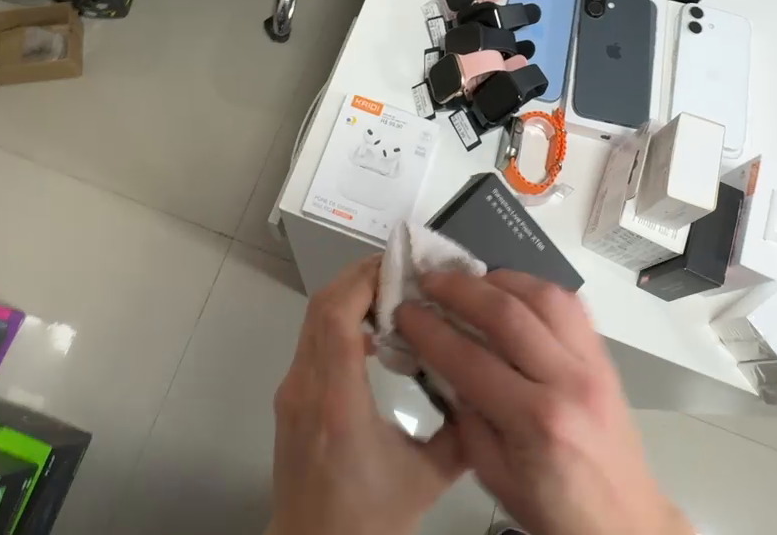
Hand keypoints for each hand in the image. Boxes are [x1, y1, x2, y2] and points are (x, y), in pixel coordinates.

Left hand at [268, 255, 465, 534]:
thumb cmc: (368, 521)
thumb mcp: (426, 478)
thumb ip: (460, 431)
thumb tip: (486, 384)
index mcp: (337, 404)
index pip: (337, 316)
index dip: (364, 281)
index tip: (399, 267)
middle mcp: (306, 388)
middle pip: (321, 306)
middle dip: (360, 278)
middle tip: (402, 272)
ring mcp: (292, 391)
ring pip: (313, 319)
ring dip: (349, 296)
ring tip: (392, 294)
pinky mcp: (290, 397)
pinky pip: (312, 340)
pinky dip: (340, 320)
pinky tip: (373, 332)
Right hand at [397, 270, 694, 534]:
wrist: (624, 521)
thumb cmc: (555, 508)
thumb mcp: (493, 474)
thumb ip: (466, 414)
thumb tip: (443, 360)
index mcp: (536, 423)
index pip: (469, 359)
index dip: (429, 329)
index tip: (404, 310)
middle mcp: (567, 383)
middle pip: (506, 313)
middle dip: (458, 289)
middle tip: (428, 280)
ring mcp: (593, 364)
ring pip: (542, 295)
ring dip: (497, 279)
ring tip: (467, 279)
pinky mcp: (605, 356)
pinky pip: (569, 304)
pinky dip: (533, 286)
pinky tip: (509, 289)